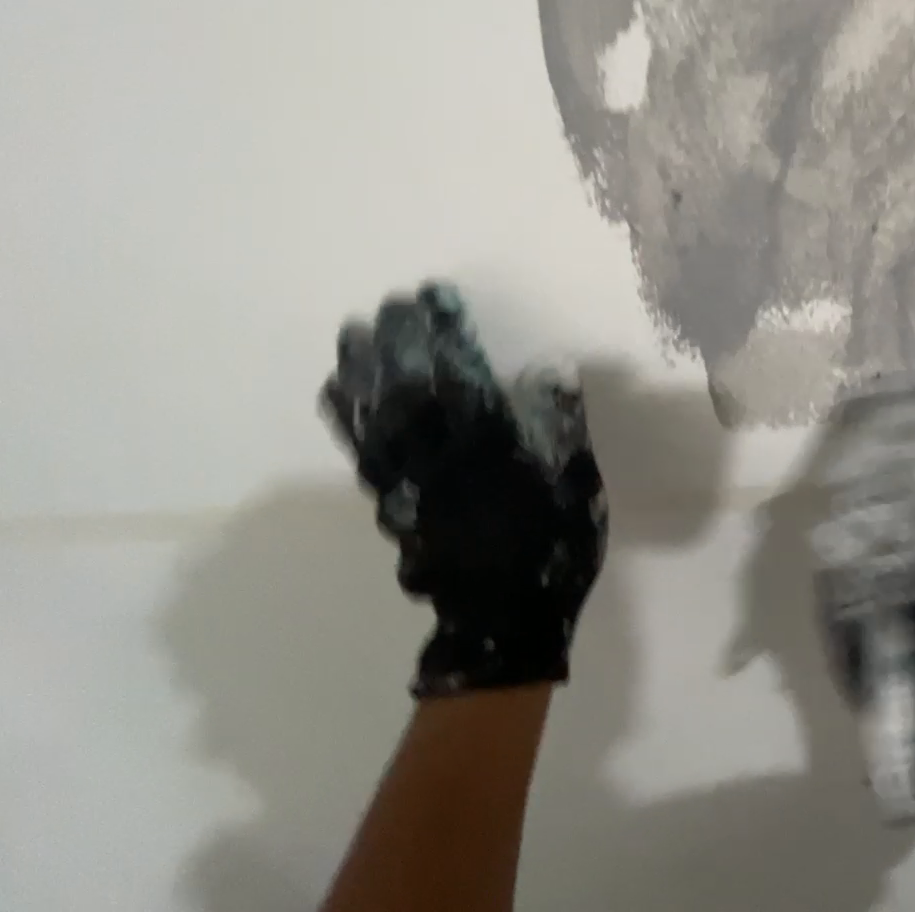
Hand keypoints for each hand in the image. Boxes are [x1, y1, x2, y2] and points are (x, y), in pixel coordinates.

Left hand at [320, 281, 607, 697]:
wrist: (505, 618)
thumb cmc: (552, 547)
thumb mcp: (577, 487)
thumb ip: (562, 427)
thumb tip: (548, 368)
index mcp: (491, 451)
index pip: (462, 378)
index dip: (448, 335)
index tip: (438, 296)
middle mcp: (440, 459)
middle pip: (408, 390)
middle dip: (400, 341)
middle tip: (394, 301)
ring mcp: (409, 482)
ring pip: (375, 417)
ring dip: (363, 369)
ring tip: (356, 328)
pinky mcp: (393, 502)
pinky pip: (361, 451)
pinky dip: (346, 416)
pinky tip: (337, 389)